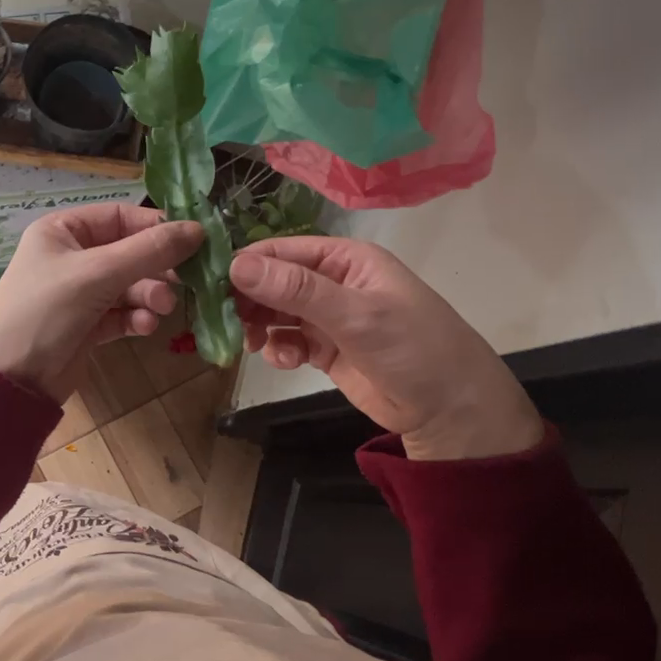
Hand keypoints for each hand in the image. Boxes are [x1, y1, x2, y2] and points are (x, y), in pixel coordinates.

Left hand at [0, 204, 204, 402]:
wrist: (11, 380)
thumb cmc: (45, 312)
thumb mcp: (96, 274)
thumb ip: (148, 251)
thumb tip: (198, 229)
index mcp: (61, 231)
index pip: (119, 217)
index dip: (156, 227)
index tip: (195, 240)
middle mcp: (71, 258)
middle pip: (129, 253)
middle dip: (156, 268)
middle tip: (183, 282)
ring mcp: (79, 294)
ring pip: (129, 286)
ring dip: (149, 295)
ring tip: (159, 309)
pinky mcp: (87, 327)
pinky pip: (122, 314)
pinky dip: (136, 318)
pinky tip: (144, 327)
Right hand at [229, 237, 541, 460]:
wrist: (448, 409)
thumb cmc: (412, 348)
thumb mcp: (355, 315)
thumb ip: (296, 291)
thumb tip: (236, 266)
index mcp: (345, 260)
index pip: (283, 251)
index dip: (247, 265)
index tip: (212, 286)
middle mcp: (333, 282)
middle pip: (273, 282)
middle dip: (249, 300)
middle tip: (227, 322)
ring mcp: (328, 317)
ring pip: (275, 313)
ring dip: (259, 327)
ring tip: (255, 345)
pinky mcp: (324, 349)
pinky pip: (286, 341)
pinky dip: (278, 350)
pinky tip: (283, 362)